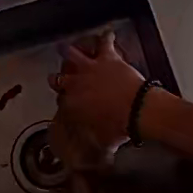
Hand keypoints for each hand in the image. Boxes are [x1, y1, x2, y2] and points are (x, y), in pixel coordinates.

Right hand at [48, 31, 145, 163]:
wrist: (136, 110)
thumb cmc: (119, 128)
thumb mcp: (104, 141)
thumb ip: (99, 146)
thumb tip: (103, 159)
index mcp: (72, 105)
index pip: (61, 102)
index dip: (64, 103)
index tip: (67, 105)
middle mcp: (76, 84)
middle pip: (59, 79)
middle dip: (58, 79)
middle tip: (56, 78)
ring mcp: (90, 69)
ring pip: (72, 55)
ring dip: (68, 52)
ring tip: (63, 47)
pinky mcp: (106, 58)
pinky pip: (103, 42)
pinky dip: (105, 37)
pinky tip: (107, 32)